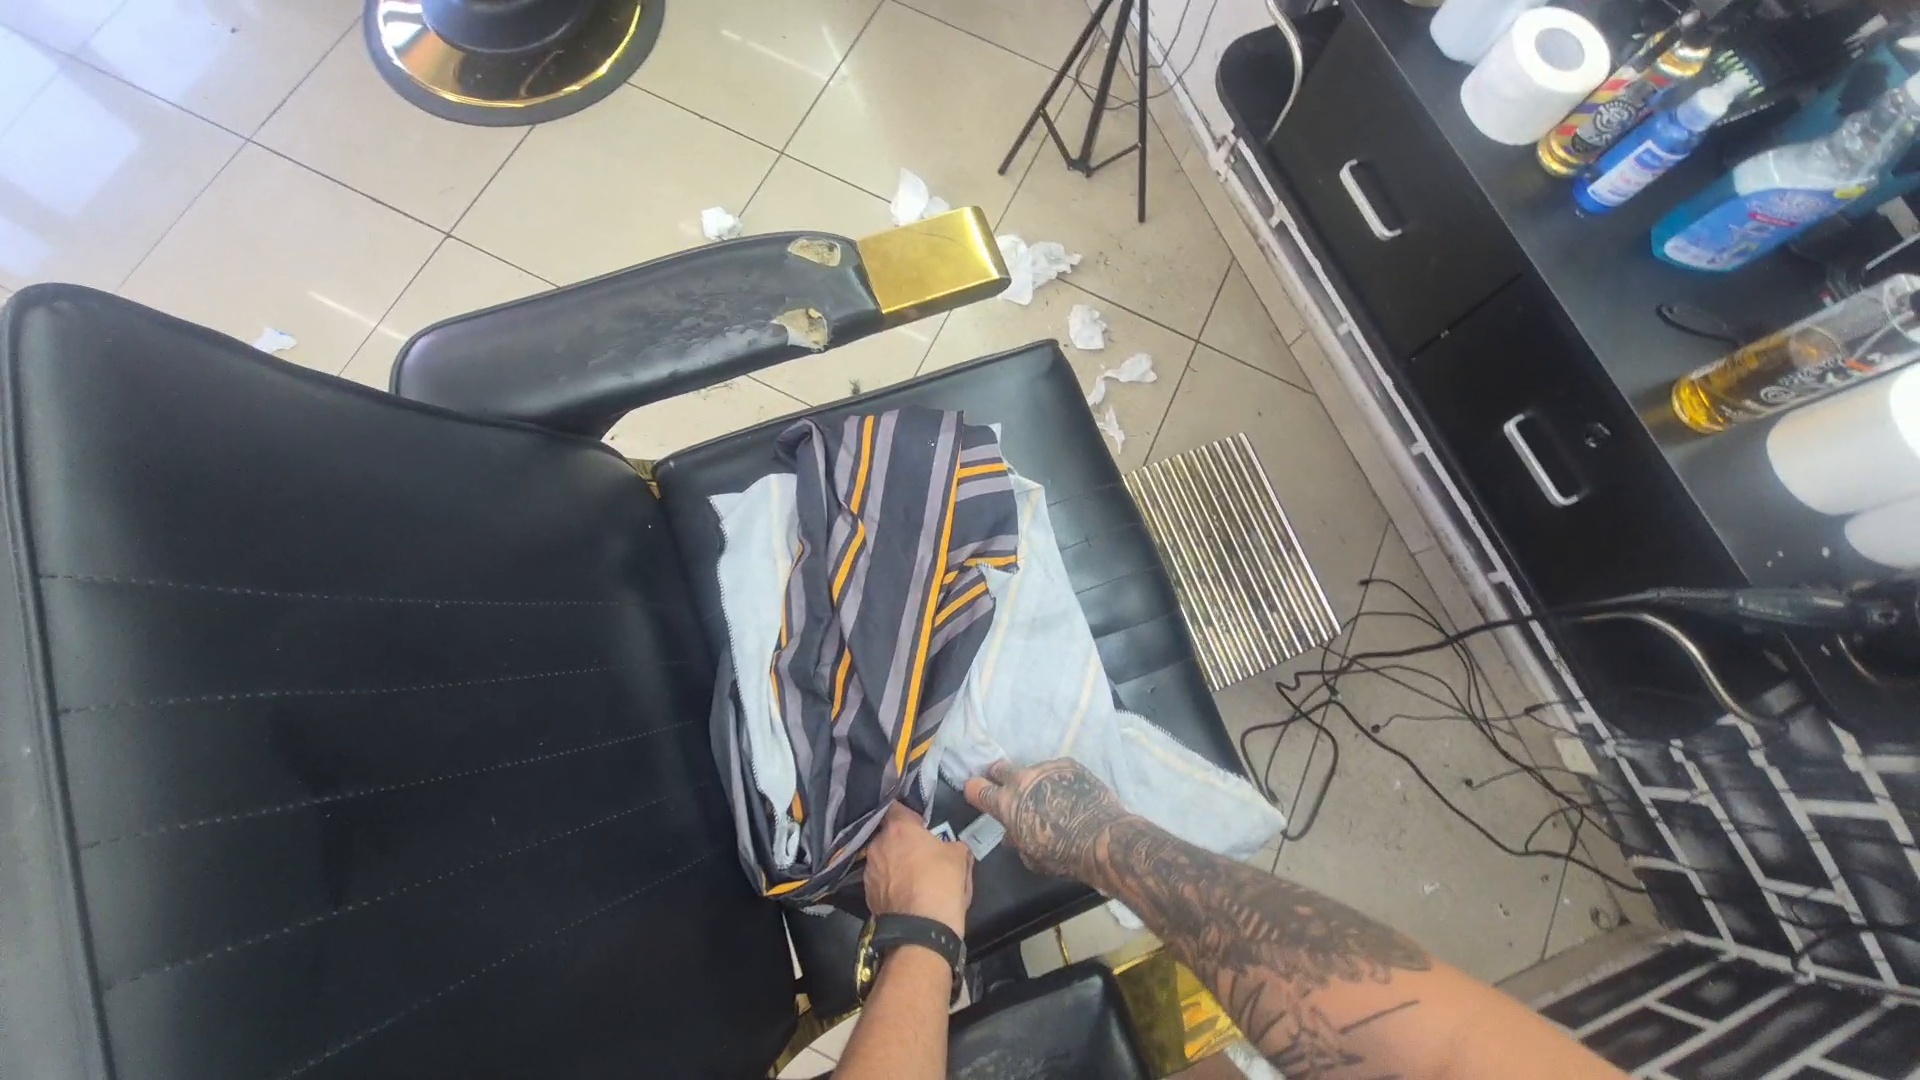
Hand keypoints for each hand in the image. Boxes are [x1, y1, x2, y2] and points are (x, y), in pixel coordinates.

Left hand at [864, 802, 974, 934]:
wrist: (921, 932)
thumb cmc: (941, 884)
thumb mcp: (959, 857)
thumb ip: (953, 844)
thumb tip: (952, 848)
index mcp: (899, 828)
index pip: (897, 807)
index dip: (909, 813)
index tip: (920, 823)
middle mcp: (878, 845)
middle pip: (888, 834)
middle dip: (901, 840)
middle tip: (919, 851)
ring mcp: (870, 870)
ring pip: (883, 857)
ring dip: (894, 861)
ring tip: (910, 875)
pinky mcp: (867, 893)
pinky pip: (880, 879)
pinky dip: (889, 882)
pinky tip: (903, 892)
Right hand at [963, 759, 1129, 881]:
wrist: (1101, 837)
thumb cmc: (1062, 854)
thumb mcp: (1031, 857)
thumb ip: (1016, 841)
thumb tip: (1012, 835)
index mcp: (1006, 803)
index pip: (976, 788)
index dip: (976, 791)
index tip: (978, 794)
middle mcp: (1021, 779)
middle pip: (1000, 768)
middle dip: (1000, 777)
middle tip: (1009, 789)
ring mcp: (1045, 767)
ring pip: (1032, 770)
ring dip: (1035, 782)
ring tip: (1050, 797)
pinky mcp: (1068, 764)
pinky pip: (1056, 770)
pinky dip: (1058, 780)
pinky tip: (1070, 794)